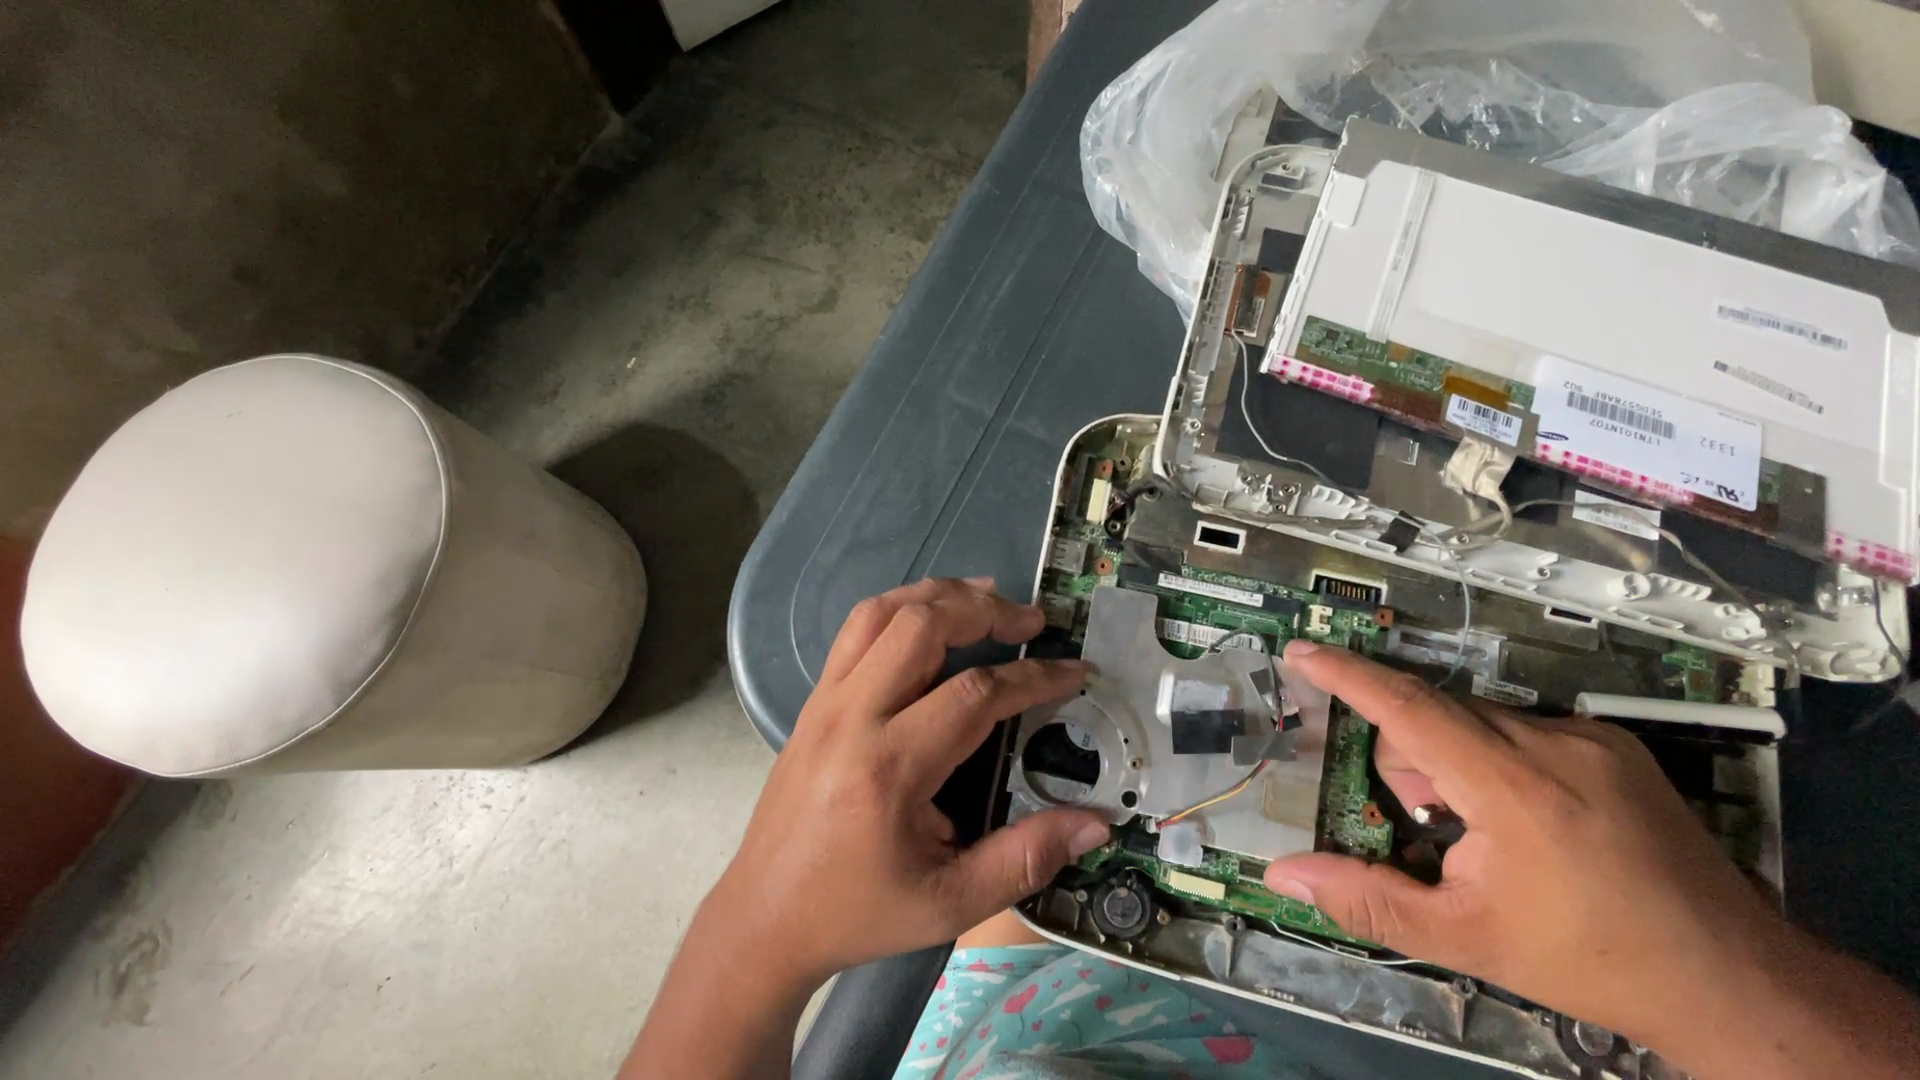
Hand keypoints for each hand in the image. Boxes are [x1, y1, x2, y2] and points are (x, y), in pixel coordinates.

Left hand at [707, 578, 1109, 986]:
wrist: (763, 917)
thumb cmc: (857, 912)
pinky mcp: (812, 702)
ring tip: (988, 597)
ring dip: (940, 596)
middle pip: (921, 626)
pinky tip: (932, 618)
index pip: (973, 695)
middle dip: (985, 610)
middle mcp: (851, 717)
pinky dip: (902, 608)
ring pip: (881, 613)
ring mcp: (824, 702)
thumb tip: (1096, 824)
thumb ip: (1024, 859)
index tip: (1074, 671)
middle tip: (1033, 621)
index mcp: (888, 768)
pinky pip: (856, 631)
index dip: (1032, 677)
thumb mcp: (948, 904)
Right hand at [1263, 642, 1787, 1050]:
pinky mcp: (1616, 744)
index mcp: (1512, 787)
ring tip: (1485, 831)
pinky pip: (1521, 727)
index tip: (1301, 650)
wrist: (1734, 979)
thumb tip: (1284, 875)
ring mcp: (1591, 738)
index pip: (1409, 707)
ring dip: (1452, 759)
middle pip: (1436, 714)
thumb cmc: (1588, 958)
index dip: (1347, 674)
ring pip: (1477, 718)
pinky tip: (1527, 817)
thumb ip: (1367, 900)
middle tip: (1430, 827)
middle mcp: (1553, 742)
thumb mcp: (1464, 939)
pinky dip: (1495, 757)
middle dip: (1409, 759)